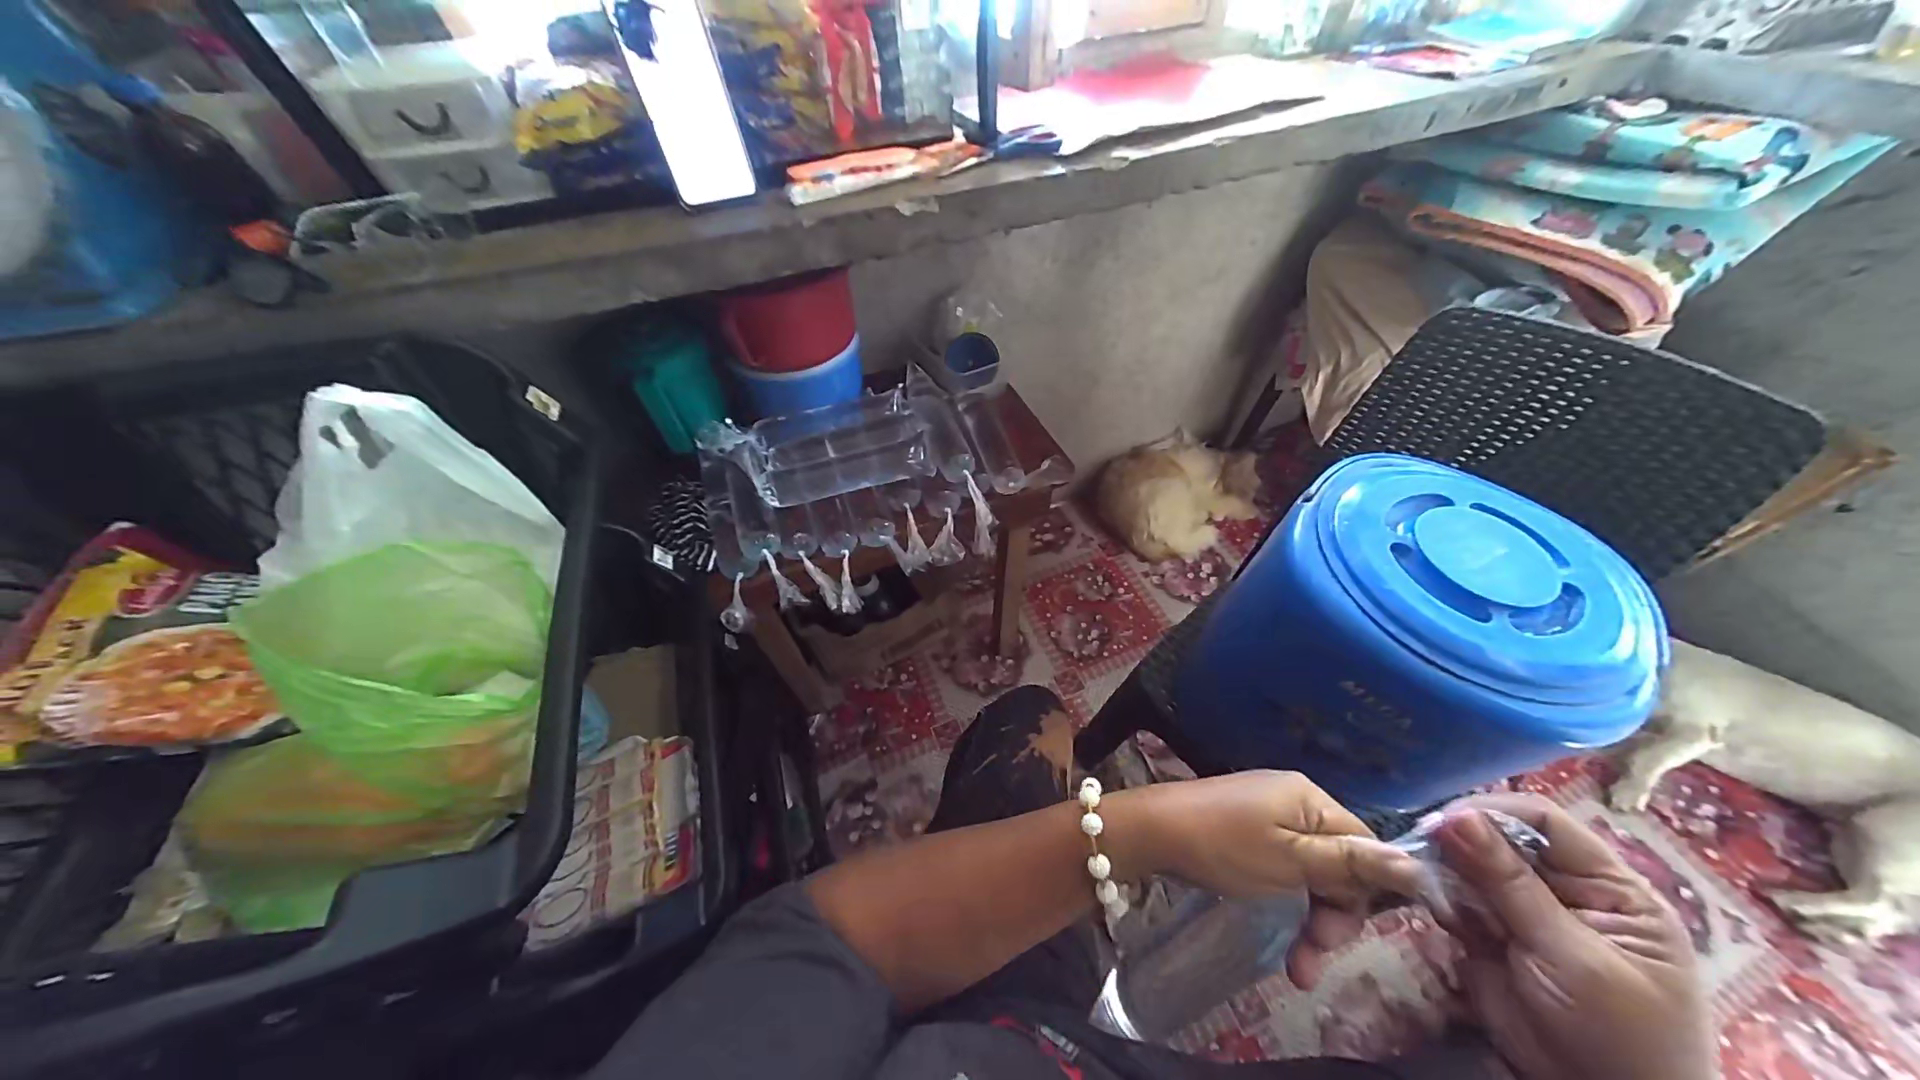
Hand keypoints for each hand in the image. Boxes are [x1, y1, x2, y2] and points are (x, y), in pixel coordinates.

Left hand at [1107, 771, 1426, 987]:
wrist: (1150, 832)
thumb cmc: (1221, 844)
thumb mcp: (1290, 859)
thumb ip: (1352, 865)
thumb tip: (1422, 867)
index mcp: (1311, 798)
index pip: (1368, 848)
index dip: (1368, 895)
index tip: (1345, 935)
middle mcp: (1295, 800)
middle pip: (1342, 865)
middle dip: (1334, 915)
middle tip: (1315, 956)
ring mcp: (1269, 815)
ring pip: (1313, 874)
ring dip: (1312, 921)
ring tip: (1300, 969)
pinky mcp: (1248, 831)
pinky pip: (1285, 869)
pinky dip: (1288, 903)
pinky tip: (1287, 941)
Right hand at [1432, 794, 1712, 1079]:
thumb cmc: (1619, 1037)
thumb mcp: (1570, 957)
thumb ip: (1509, 884)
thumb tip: (1454, 816)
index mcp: (1608, 887)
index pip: (1545, 822)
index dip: (1492, 813)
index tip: (1441, 823)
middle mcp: (1561, 888)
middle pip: (1498, 839)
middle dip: (1459, 844)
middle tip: (1420, 852)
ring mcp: (1522, 911)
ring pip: (1467, 866)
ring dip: (1444, 874)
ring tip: (1433, 893)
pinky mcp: (1489, 933)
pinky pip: (1454, 898)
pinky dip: (1439, 900)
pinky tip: (1443, 918)